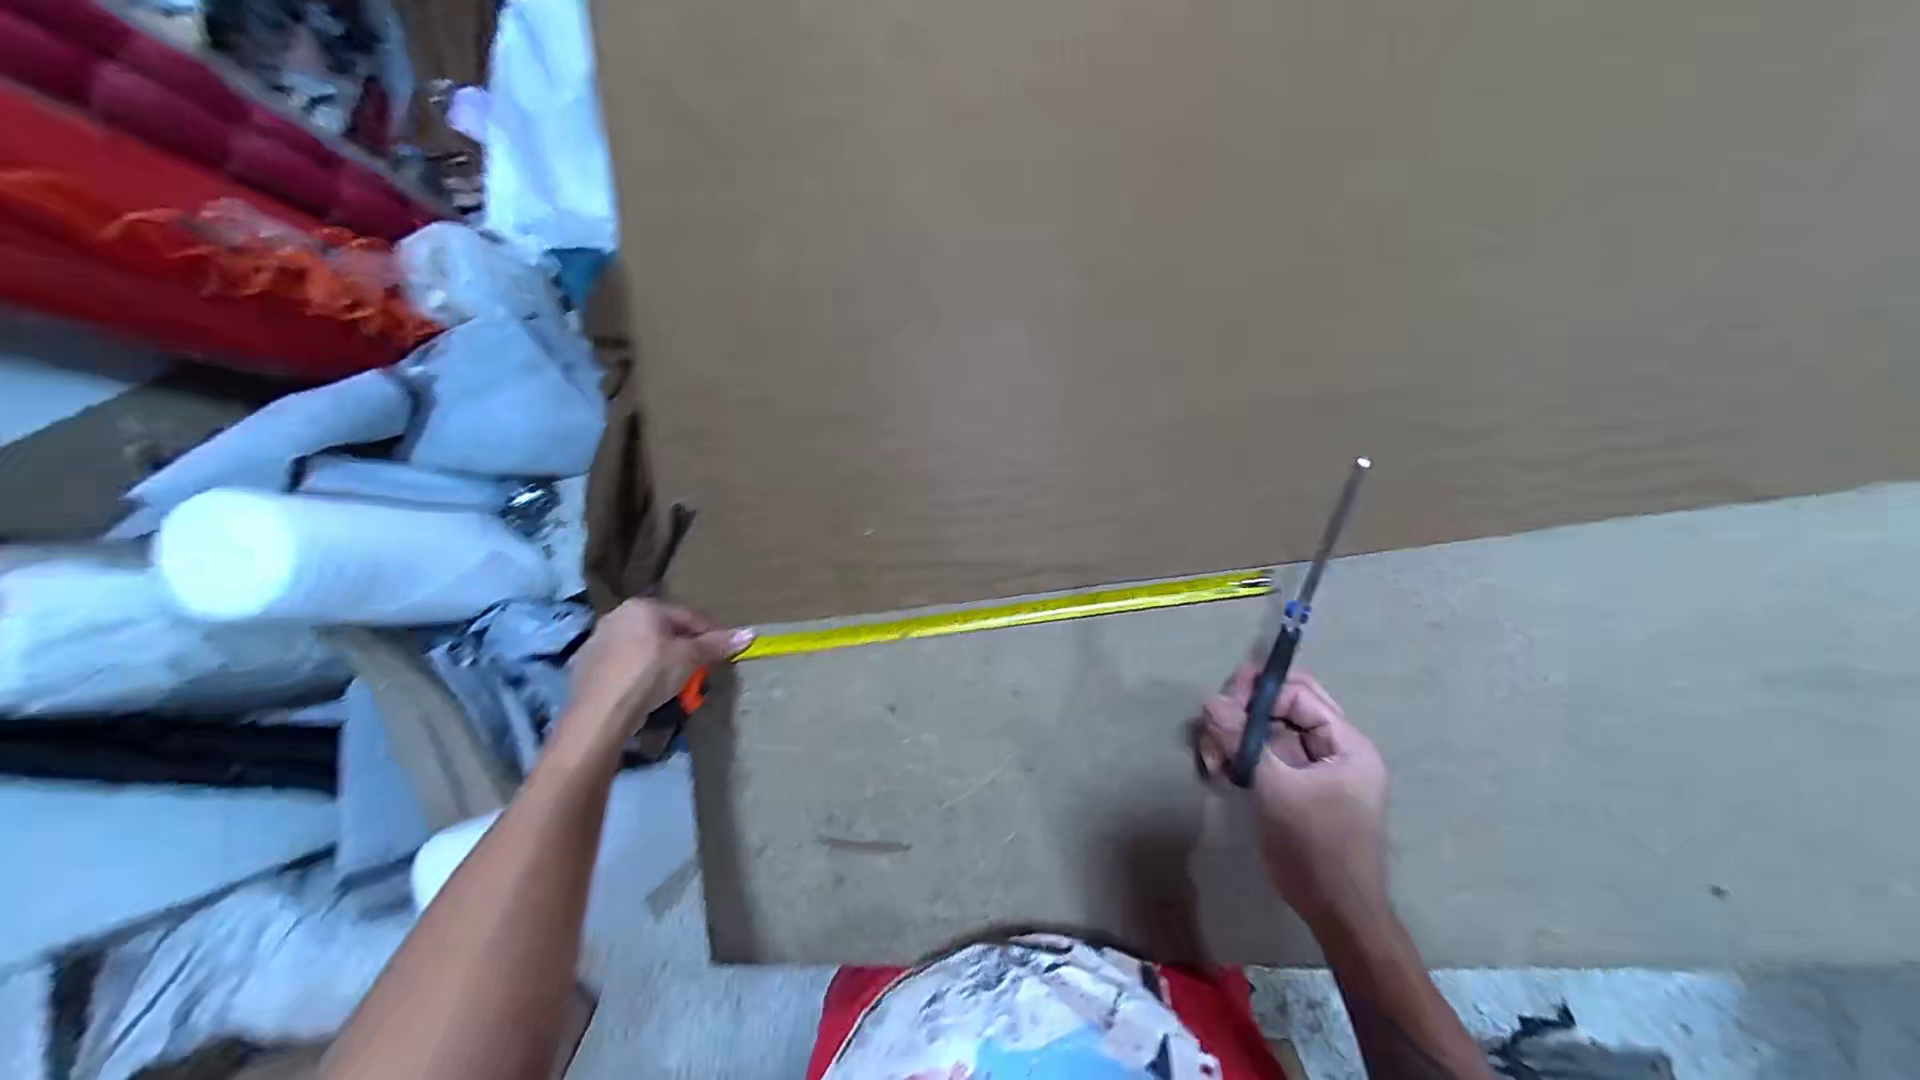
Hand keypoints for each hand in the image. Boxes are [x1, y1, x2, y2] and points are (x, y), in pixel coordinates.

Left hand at [562, 599, 753, 750]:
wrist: (600, 712)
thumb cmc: (650, 673)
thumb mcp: (690, 658)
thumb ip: (717, 644)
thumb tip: (750, 634)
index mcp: (644, 606)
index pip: (689, 616)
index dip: (712, 633)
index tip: (726, 650)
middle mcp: (618, 615)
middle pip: (664, 630)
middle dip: (685, 647)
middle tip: (702, 667)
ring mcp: (598, 640)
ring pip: (643, 647)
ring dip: (662, 660)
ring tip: (677, 681)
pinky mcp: (586, 665)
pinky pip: (624, 663)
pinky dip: (640, 672)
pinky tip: (647, 690)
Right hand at [1198, 665, 1390, 932]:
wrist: (1335, 911)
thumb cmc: (1317, 848)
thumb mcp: (1277, 789)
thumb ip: (1242, 741)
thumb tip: (1209, 700)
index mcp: (1347, 744)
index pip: (1300, 695)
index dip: (1261, 692)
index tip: (1222, 702)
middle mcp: (1334, 748)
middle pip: (1285, 706)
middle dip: (1245, 710)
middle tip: (1214, 722)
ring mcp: (1313, 767)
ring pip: (1270, 729)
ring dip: (1237, 735)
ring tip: (1212, 756)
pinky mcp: (1294, 784)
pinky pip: (1264, 753)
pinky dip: (1240, 755)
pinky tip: (1220, 769)